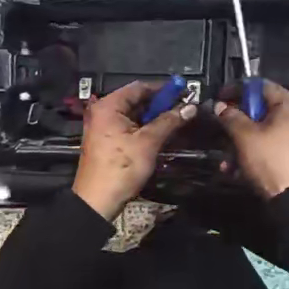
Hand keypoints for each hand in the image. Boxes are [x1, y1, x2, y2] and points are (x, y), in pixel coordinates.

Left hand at [71, 80, 197, 220]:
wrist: (97, 201)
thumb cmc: (121, 168)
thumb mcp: (148, 143)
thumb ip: (169, 121)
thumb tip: (191, 107)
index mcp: (108, 106)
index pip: (139, 87)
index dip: (162, 89)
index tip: (183, 93)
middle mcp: (103, 112)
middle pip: (136, 101)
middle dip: (160, 105)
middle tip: (183, 109)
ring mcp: (103, 127)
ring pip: (134, 116)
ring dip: (154, 119)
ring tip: (176, 122)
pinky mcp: (107, 142)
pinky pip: (129, 128)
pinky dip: (144, 129)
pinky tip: (161, 135)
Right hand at [213, 81, 288, 197]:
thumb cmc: (274, 161)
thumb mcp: (246, 137)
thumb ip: (230, 117)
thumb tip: (220, 107)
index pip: (260, 86)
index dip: (236, 90)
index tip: (219, 99)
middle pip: (262, 111)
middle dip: (237, 123)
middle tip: (221, 131)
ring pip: (264, 133)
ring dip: (242, 144)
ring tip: (227, 161)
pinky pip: (272, 149)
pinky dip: (255, 155)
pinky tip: (239, 171)